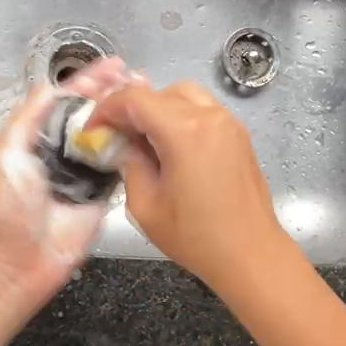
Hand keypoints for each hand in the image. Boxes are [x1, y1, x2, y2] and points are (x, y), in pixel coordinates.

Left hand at [0, 57, 133, 318]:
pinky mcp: (100, 198)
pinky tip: (149, 131)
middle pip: (92, 115)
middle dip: (113, 94)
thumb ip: (29, 118)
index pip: (65, 100)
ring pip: (109, 138)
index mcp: (34, 138)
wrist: (12, 262)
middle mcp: (60, 153)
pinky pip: (120, 169)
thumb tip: (48, 86)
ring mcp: (82, 175)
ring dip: (127, 117)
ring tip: (149, 95)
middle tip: (137, 77)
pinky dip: (134, 149)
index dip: (89, 80)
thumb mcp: (4, 153)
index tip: (112, 65)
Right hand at [88, 81, 295, 289]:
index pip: (135, 99)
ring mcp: (229, 123)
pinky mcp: (240, 135)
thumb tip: (124, 145)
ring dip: (159, 109)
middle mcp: (209, 116)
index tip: (93, 130)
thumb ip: (130, 165)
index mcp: (183, 131)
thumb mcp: (146, 206)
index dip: (107, 109)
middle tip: (118, 136)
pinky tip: (173, 147)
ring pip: (185, 95)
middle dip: (133, 109)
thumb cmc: (196, 237)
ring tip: (146, 140)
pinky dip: (183, 116)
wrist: (251, 253)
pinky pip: (205, 110)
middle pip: (160, 92)